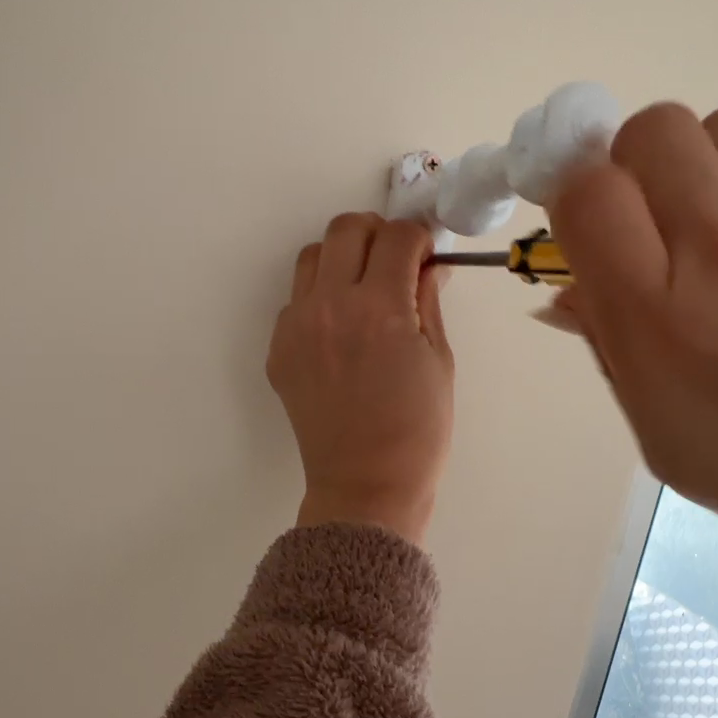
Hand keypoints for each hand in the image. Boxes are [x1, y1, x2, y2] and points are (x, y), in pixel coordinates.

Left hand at [269, 213, 453, 545]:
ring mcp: (296, 329)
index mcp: (379, 308)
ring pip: (310, 258)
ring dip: (340, 260)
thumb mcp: (439, 362)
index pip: (396, 236)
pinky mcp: (278, 353)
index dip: (418, 239)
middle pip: (345, 229)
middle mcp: (329, 307)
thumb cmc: (416, 432)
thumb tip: (426, 266)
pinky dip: (317, 300)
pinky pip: (294, 302)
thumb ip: (428, 302)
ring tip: (362, 292)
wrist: (365, 487)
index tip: (425, 258)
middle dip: (376, 234)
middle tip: (394, 263)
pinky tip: (340, 332)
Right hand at [547, 102, 717, 647]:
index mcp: (660, 321)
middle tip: (656, 229)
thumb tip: (573, 293)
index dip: (573, 199)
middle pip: (650, 131)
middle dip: (634, 172)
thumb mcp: (675, 447)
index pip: (584, 193)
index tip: (585, 231)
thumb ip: (616, 354)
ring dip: (710, 171)